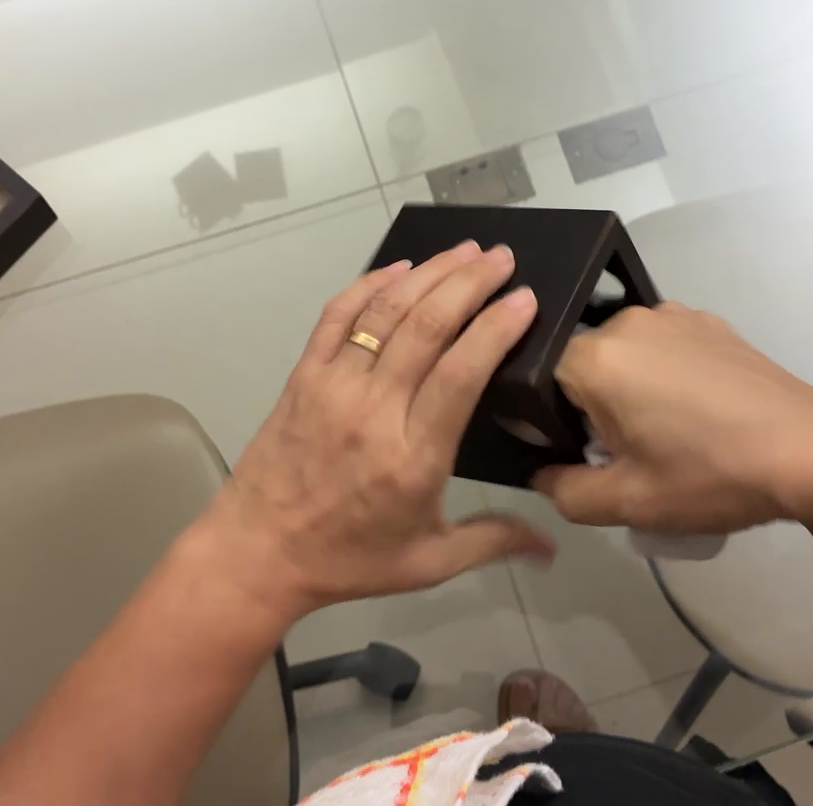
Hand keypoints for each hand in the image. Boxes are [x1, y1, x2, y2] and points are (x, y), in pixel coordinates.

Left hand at [199, 242, 554, 620]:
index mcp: (413, 457)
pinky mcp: (303, 375)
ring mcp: (333, 386)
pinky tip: (400, 267)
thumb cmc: (349, 558)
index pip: (460, 373)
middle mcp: (374, 410)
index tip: (524, 298)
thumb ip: (493, 542)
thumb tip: (554, 546)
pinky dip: (368, 285)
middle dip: (469, 283)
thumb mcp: (428, 562)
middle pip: (426, 327)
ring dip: (428, 273)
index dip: (495, 328)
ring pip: (384, 312)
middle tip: (502, 258)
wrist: (257, 551)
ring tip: (464, 250)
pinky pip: (336, 317)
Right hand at [534, 303, 812, 534]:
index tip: (581, 453)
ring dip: (627, 389)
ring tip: (669, 432)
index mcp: (597, 357)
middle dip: (590, 406)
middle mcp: (627, 321)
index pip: (539, 380)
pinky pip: (662, 346)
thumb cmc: (714, 476)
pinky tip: (699, 412)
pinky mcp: (710, 323)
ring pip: (622, 354)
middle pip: (581, 364)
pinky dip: (663, 375)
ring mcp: (674, 315)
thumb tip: (544, 473)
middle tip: (628, 451)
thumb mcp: (630, 502)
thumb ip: (565, 491)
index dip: (550, 421)